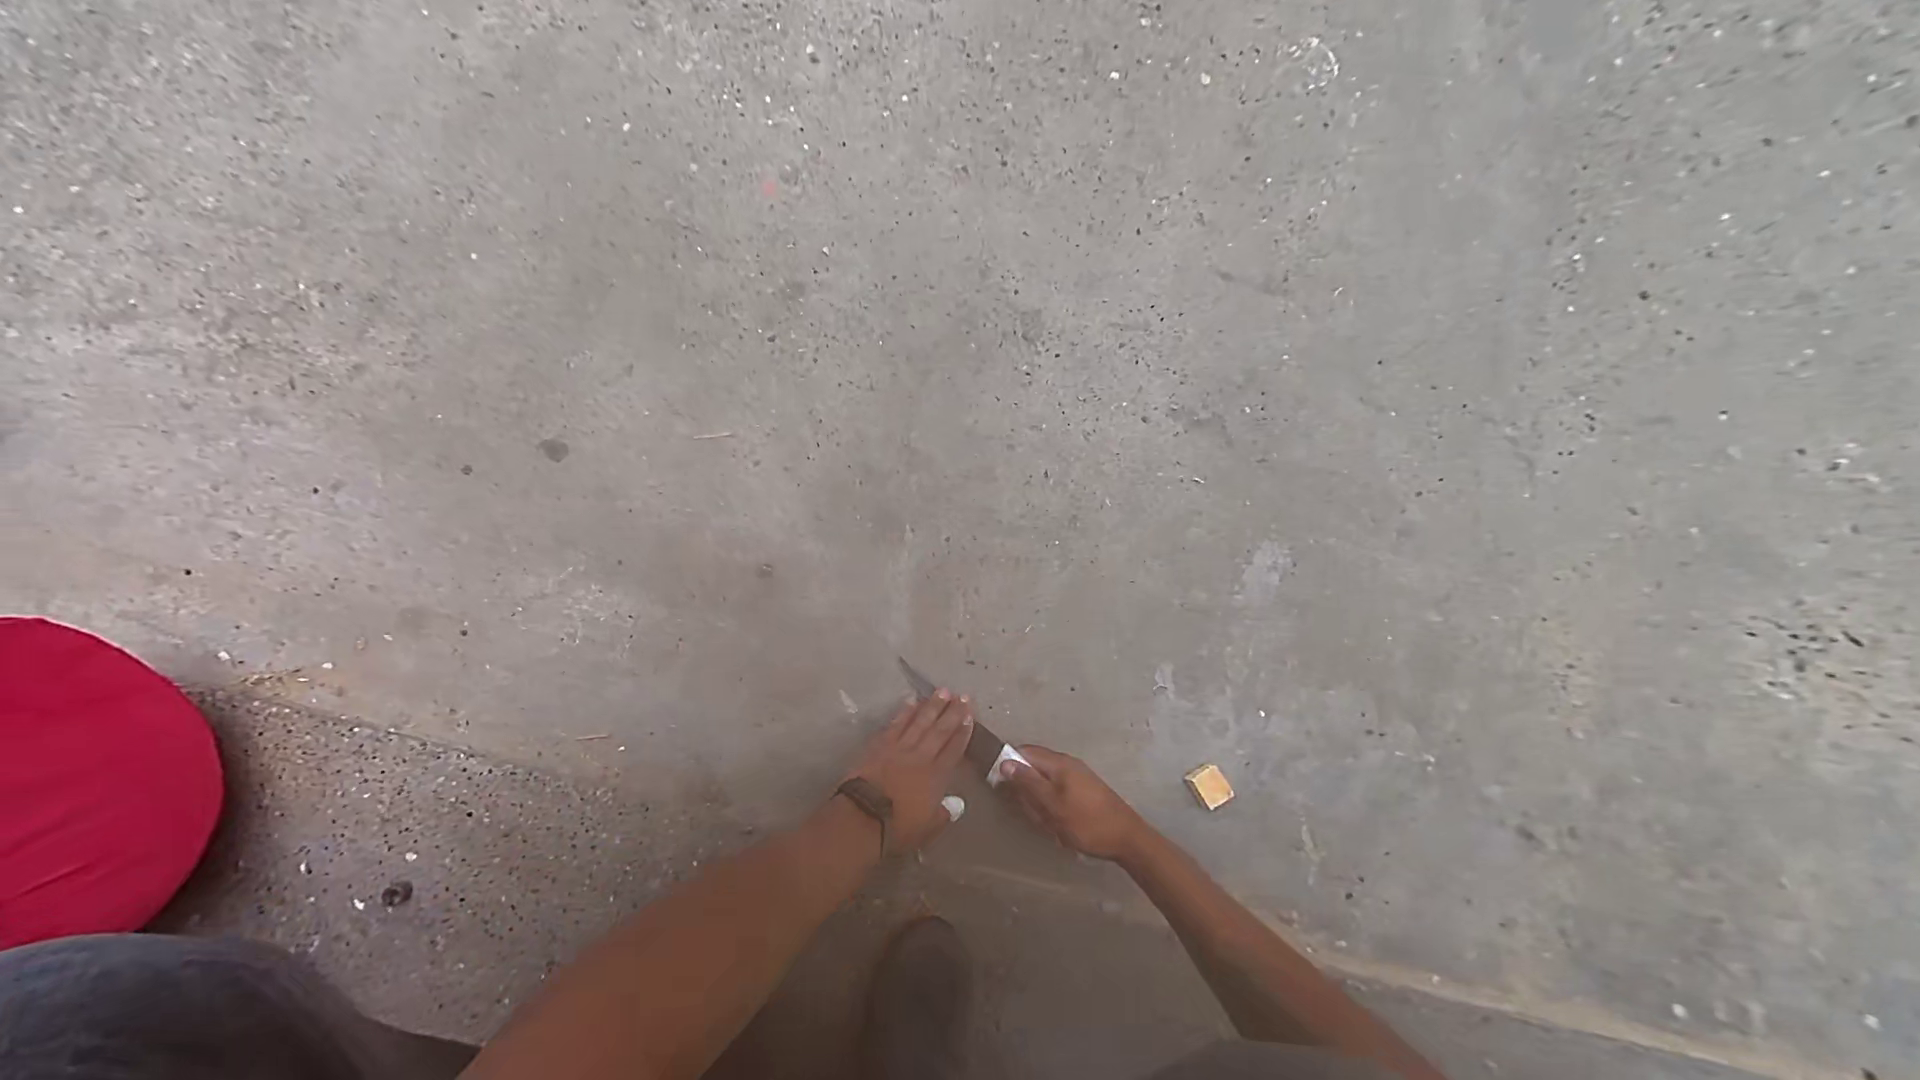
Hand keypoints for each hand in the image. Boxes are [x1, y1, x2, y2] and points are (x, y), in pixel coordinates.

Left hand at [844, 690, 973, 850]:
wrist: (863, 817)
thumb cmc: (898, 828)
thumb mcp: (928, 829)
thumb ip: (944, 814)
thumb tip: (957, 804)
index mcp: (936, 776)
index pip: (954, 749)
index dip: (963, 733)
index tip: (970, 716)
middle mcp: (921, 757)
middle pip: (940, 730)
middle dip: (953, 712)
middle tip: (963, 696)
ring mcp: (899, 748)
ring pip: (919, 722)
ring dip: (932, 706)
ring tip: (942, 691)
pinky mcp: (879, 745)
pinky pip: (895, 724)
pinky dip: (904, 712)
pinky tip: (911, 701)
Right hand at [997, 745, 1149, 860]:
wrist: (1127, 839)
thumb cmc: (1086, 822)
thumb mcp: (1052, 805)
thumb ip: (1027, 783)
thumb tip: (1005, 761)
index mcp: (1058, 762)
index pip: (1024, 751)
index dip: (1008, 764)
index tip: (999, 785)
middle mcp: (1067, 764)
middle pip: (1034, 768)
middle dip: (1027, 792)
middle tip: (1033, 814)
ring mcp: (1077, 777)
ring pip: (1045, 785)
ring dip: (1040, 805)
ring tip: (1049, 825)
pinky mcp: (1083, 792)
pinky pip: (1057, 795)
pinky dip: (1052, 810)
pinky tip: (1059, 827)